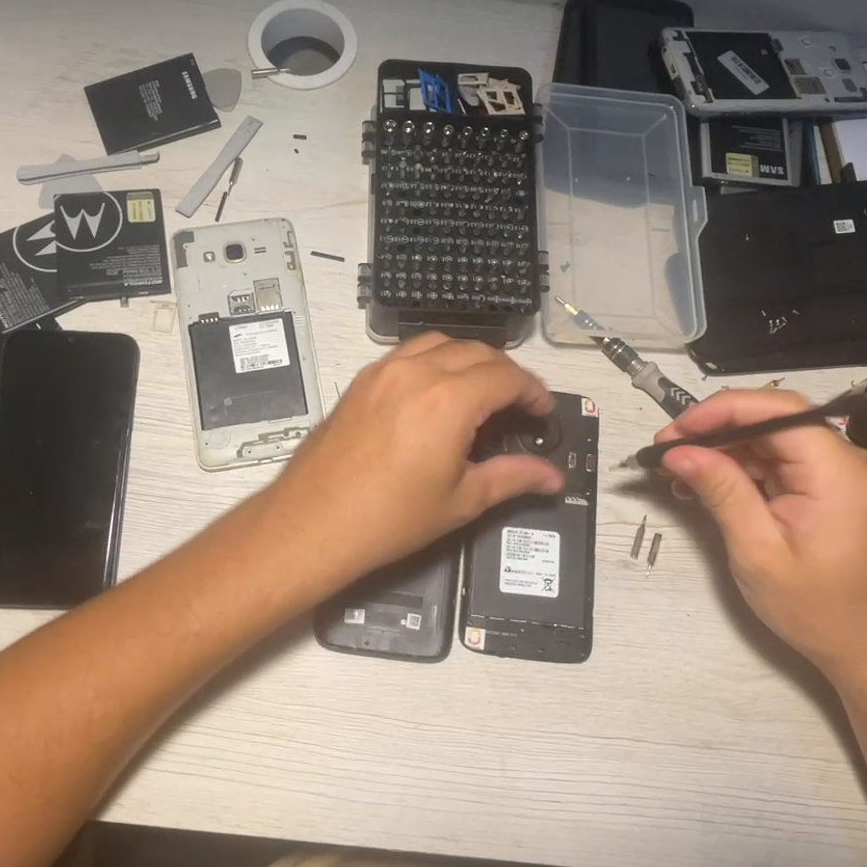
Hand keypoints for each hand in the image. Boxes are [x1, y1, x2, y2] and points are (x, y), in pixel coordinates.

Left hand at [264, 333, 563, 590]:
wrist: (312, 523)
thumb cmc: (391, 518)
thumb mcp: (461, 500)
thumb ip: (513, 478)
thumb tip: (553, 477)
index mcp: (449, 399)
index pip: (506, 376)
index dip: (533, 392)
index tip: (543, 412)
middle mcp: (417, 372)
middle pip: (477, 352)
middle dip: (506, 373)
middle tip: (519, 406)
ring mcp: (383, 372)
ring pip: (440, 343)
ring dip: (470, 359)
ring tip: (482, 392)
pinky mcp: (361, 382)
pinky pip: (407, 354)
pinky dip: (434, 361)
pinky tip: (436, 393)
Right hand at [657, 389, 866, 678]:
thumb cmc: (815, 608)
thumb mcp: (757, 551)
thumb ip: (721, 491)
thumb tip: (678, 451)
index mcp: (840, 474)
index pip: (779, 411)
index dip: (722, 410)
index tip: (676, 430)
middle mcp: (850, 462)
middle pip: (776, 420)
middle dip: (717, 428)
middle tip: (667, 448)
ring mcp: (845, 473)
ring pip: (775, 439)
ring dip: (725, 450)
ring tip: (679, 471)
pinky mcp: (835, 488)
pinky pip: (783, 462)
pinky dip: (745, 468)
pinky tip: (709, 484)